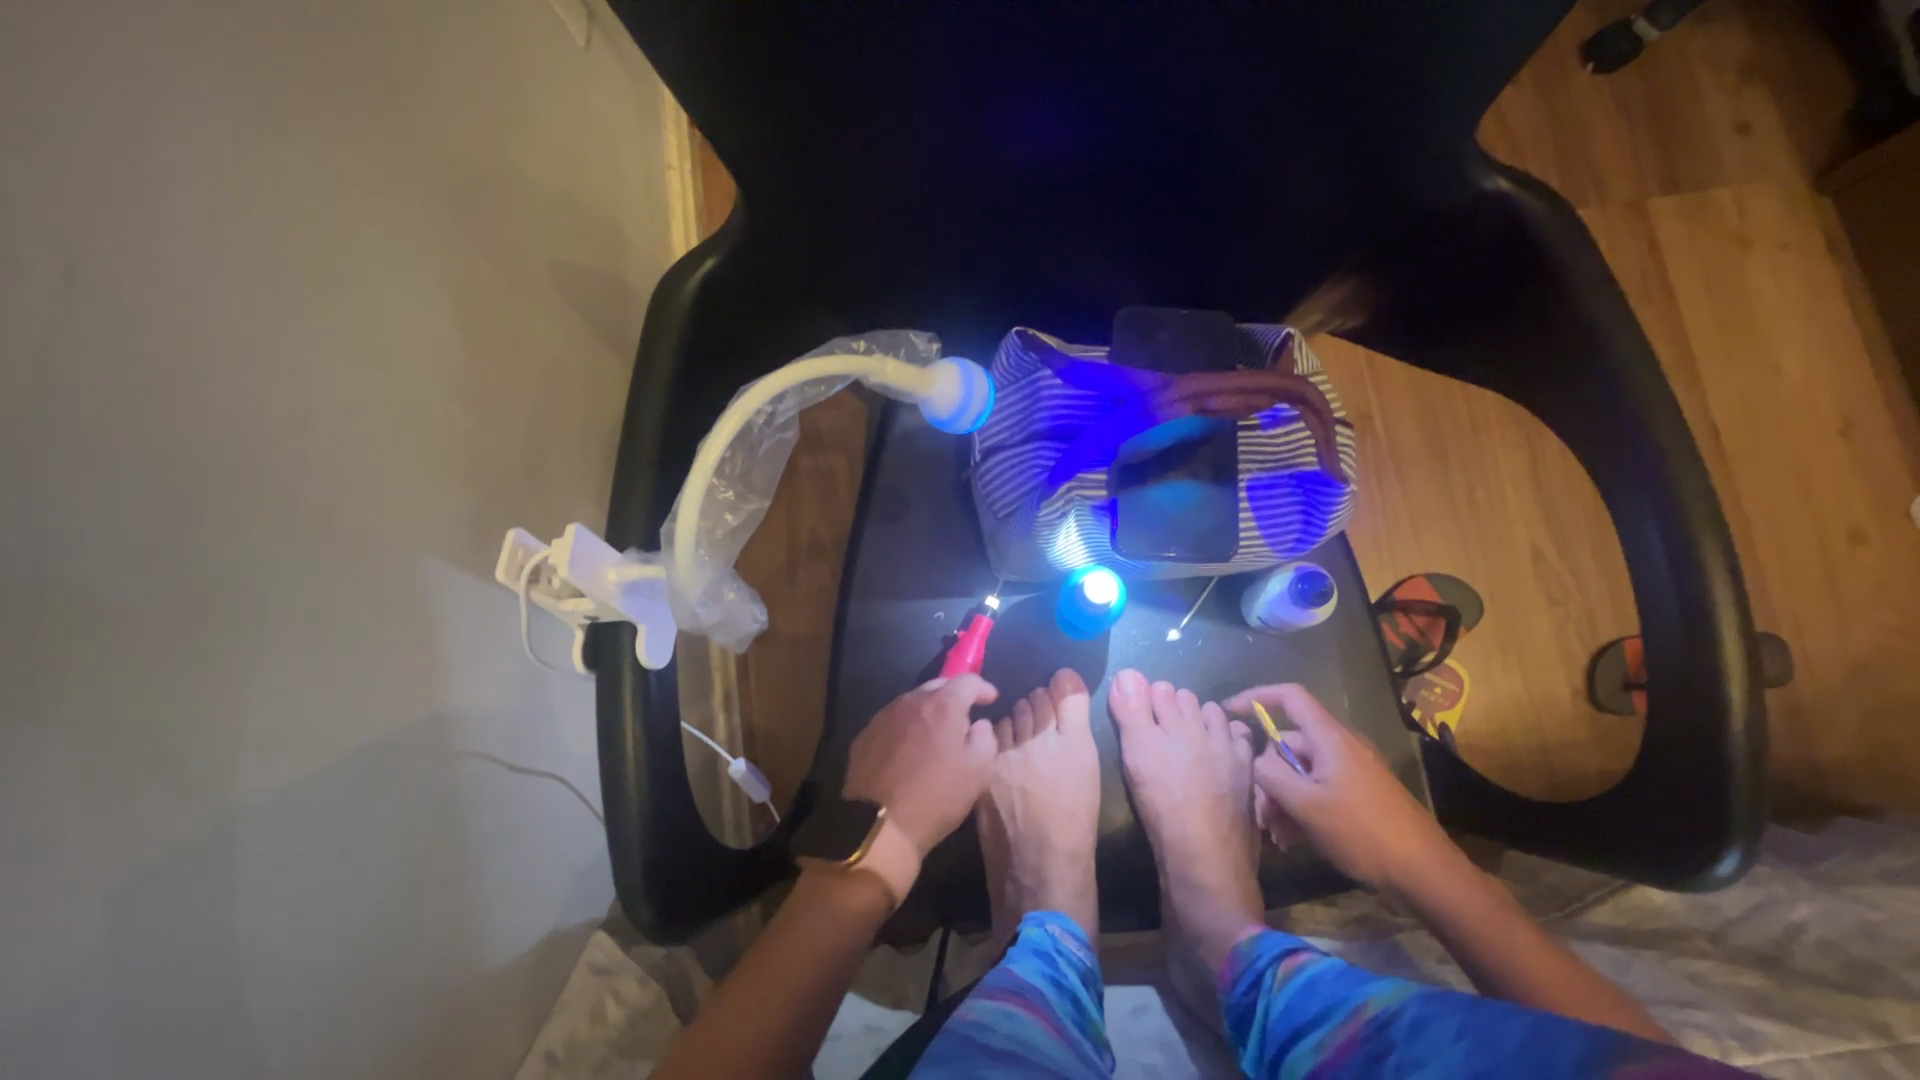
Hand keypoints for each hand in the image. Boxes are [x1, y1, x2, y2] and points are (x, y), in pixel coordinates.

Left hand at [843, 675, 999, 856]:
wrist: (880, 825)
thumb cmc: (937, 796)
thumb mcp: (979, 770)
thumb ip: (985, 738)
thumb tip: (979, 724)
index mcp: (942, 704)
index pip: (968, 681)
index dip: (983, 688)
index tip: (991, 699)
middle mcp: (910, 701)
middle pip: (937, 686)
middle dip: (954, 695)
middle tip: (965, 713)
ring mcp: (883, 717)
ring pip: (912, 703)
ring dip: (928, 711)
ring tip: (936, 732)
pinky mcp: (864, 736)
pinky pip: (892, 722)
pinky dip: (906, 728)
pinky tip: (908, 748)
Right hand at [1225, 683, 1458, 893]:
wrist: (1422, 870)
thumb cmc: (1362, 831)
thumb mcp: (1306, 805)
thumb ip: (1271, 774)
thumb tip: (1256, 759)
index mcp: (1330, 738)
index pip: (1290, 697)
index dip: (1257, 697)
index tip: (1229, 712)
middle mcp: (1340, 747)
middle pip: (1289, 744)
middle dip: (1267, 776)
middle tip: (1259, 813)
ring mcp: (1350, 771)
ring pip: (1300, 772)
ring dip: (1282, 799)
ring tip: (1276, 834)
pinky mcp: (1357, 794)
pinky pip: (1317, 789)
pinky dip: (1300, 808)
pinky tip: (1292, 840)